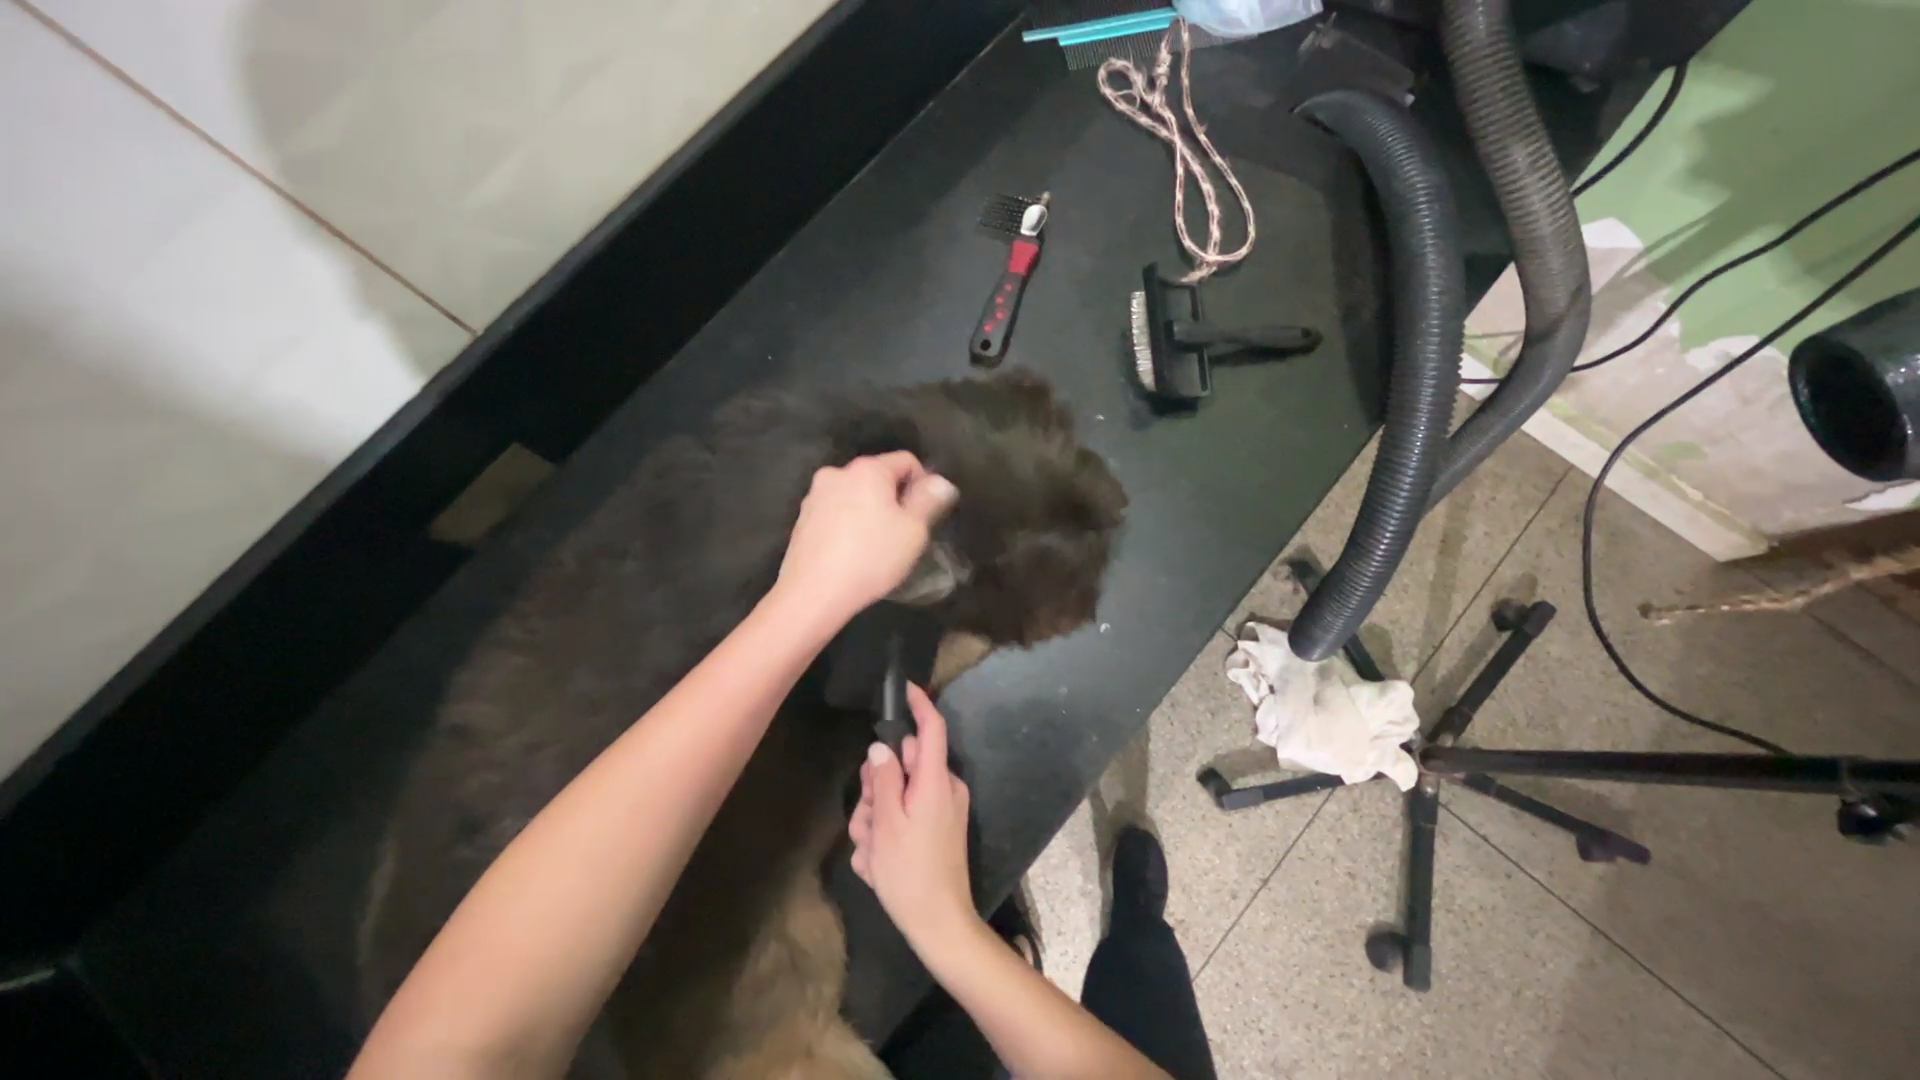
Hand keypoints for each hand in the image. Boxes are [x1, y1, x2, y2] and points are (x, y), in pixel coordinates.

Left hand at [774, 451, 957, 626]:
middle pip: (878, 476)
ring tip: (877, 546)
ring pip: (855, 495)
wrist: (814, 593)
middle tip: (904, 532)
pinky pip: (836, 512)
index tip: (926, 514)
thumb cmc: (871, 557)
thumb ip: (929, 500)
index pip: (907, 460)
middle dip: (894, 498)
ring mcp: (815, 495)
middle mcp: (837, 473)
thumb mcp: (913, 531)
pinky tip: (853, 552)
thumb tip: (940, 482)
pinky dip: (849, 524)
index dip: (923, 483)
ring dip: (870, 511)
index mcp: (867, 469)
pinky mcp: (803, 519)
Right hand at [848, 684, 980, 952]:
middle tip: (867, 823)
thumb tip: (881, 747)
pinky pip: (901, 821)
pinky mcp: (933, 832)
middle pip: (900, 768)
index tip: (904, 688)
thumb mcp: (887, 823)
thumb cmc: (910, 871)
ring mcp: (940, 813)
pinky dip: (884, 839)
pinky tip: (879, 865)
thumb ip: (884, 780)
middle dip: (875, 791)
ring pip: (894, 798)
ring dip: (874, 821)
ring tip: (873, 853)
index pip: (931, 729)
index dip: (919, 705)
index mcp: (937, 782)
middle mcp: (943, 790)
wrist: (939, 924)